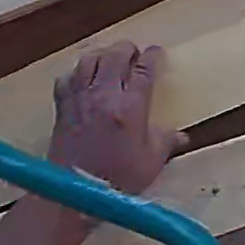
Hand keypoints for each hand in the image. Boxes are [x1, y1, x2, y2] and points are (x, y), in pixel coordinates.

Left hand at [47, 42, 183, 195]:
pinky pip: (67, 78)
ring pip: (89, 60)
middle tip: (134, 53)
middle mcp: (104, 94)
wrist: (75, 194)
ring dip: (102, 55)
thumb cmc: (117, 180)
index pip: (144, 68)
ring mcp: (80, 98)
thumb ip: (166, 142)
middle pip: (115, 55)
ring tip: (109, 59)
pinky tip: (82, 78)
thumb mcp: (151, 163)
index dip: (153, 56)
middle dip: (128, 49)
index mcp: (131, 106)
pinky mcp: (62, 106)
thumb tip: (182, 136)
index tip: (157, 53)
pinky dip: (76, 73)